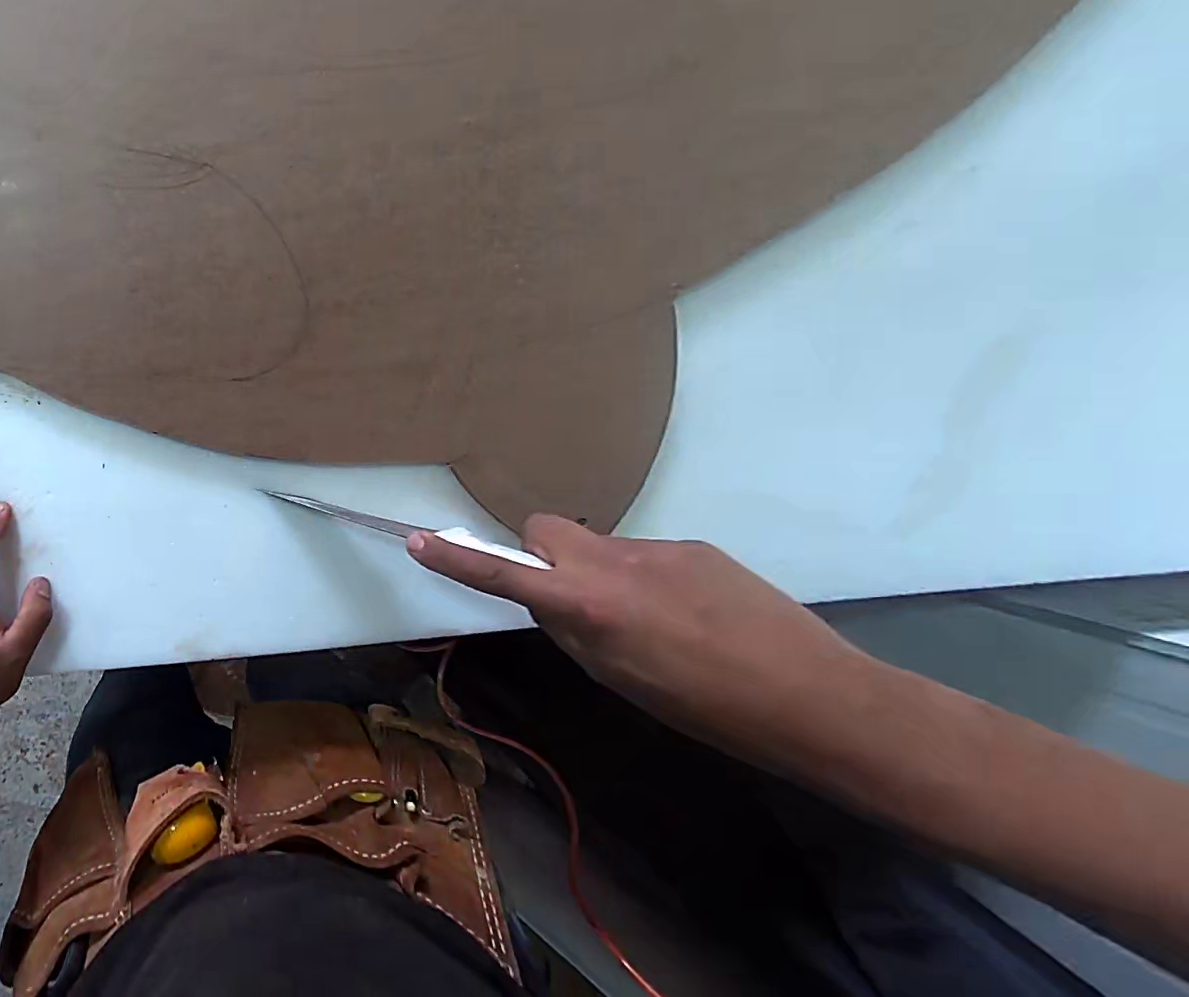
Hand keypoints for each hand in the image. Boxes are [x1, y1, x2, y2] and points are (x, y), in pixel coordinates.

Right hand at [408, 515, 872, 736]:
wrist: (818, 698)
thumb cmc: (705, 707)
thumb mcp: (616, 679)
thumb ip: (570, 629)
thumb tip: (550, 602)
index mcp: (589, 604)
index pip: (504, 575)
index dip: (456, 559)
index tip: (418, 540)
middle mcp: (613, 562)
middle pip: (544, 529)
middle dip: (538, 552)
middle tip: (565, 593)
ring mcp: (657, 546)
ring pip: (596, 545)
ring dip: (598, 572)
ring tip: (648, 619)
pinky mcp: (694, 545)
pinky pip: (642, 553)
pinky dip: (641, 577)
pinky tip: (685, 614)